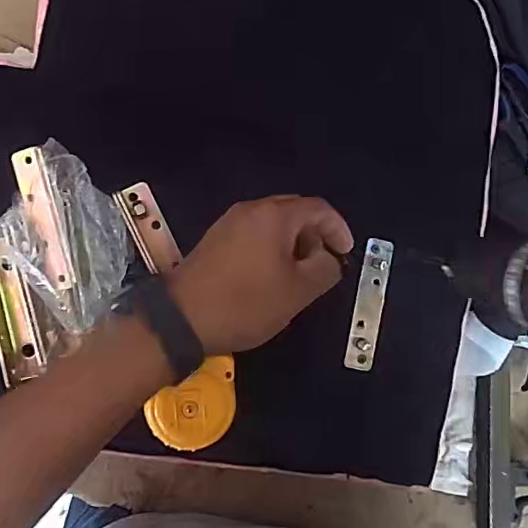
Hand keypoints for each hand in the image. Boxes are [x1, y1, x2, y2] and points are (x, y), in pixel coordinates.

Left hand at [164, 195, 354, 353]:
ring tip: (298, 274)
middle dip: (316, 235)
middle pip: (295, 211)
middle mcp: (251, 210)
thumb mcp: (299, 291)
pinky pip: (254, 234)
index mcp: (274, 216)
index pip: (319, 209)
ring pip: (274, 223)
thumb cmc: (246, 302)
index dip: (339, 229)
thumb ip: (325, 269)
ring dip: (293, 243)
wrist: (182, 319)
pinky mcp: (216, 240)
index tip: (344, 254)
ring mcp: (229, 223)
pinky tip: (271, 276)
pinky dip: (272, 248)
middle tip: (323, 263)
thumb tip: (328, 259)